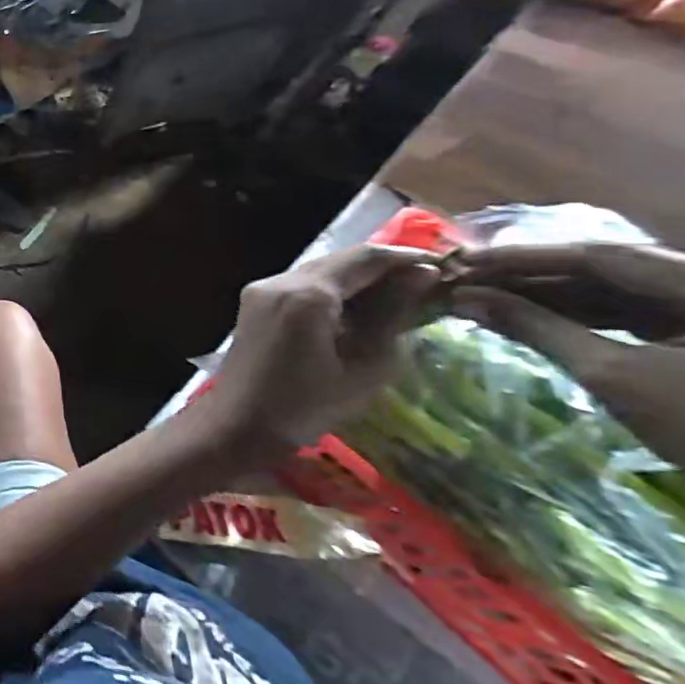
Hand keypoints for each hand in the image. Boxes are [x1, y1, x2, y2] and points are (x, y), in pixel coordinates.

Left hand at [216, 246, 443, 447]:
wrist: (237, 425)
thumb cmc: (304, 407)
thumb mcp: (363, 368)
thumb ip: (392, 317)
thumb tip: (421, 277)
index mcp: (306, 294)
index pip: (365, 259)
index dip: (408, 258)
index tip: (446, 268)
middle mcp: (278, 280)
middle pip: (340, 260)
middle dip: (384, 268)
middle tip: (428, 284)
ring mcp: (261, 290)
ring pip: (320, 271)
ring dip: (358, 279)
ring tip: (401, 297)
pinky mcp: (254, 303)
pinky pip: (301, 286)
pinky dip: (332, 292)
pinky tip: (358, 311)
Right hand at [452, 243, 684, 576]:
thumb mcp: (629, 385)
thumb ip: (544, 331)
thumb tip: (468, 299)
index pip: (616, 257)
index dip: (533, 256)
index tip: (469, 261)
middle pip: (628, 273)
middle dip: (542, 277)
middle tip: (471, 279)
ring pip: (642, 295)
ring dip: (565, 297)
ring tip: (496, 296)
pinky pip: (664, 319)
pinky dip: (603, 318)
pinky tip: (551, 317)